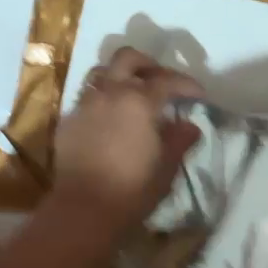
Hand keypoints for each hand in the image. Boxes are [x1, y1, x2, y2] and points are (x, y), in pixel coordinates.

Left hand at [51, 47, 203, 235]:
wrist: (83, 210)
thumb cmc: (132, 190)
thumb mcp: (165, 169)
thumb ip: (178, 141)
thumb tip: (189, 125)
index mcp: (139, 100)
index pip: (167, 80)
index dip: (186, 83)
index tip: (198, 93)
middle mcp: (111, 92)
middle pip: (128, 57)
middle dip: (147, 63)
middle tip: (160, 79)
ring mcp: (86, 103)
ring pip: (102, 71)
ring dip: (119, 75)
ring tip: (130, 93)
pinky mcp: (68, 119)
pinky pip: (86, 97)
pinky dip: (101, 99)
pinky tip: (108, 119)